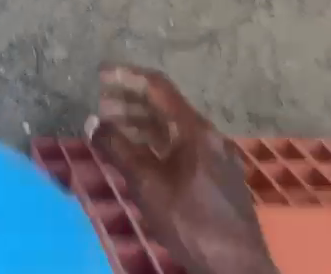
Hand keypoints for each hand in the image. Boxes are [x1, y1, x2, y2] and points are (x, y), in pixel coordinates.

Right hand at [91, 66, 276, 273]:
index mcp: (195, 130)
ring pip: (172, 129)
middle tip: (100, 106)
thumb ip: (117, 148)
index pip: (157, 86)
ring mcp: (216, 158)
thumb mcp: (146, 184)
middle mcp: (208, 136)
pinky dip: (155, 143)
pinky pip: (181, 147)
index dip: (126, 76)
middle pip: (164, 106)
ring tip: (112, 131)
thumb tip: (92, 122)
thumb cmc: (191, 222)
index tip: (100, 75)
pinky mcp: (217, 179)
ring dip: (141, 124)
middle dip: (129, 102)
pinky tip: (138, 157)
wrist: (238, 271)